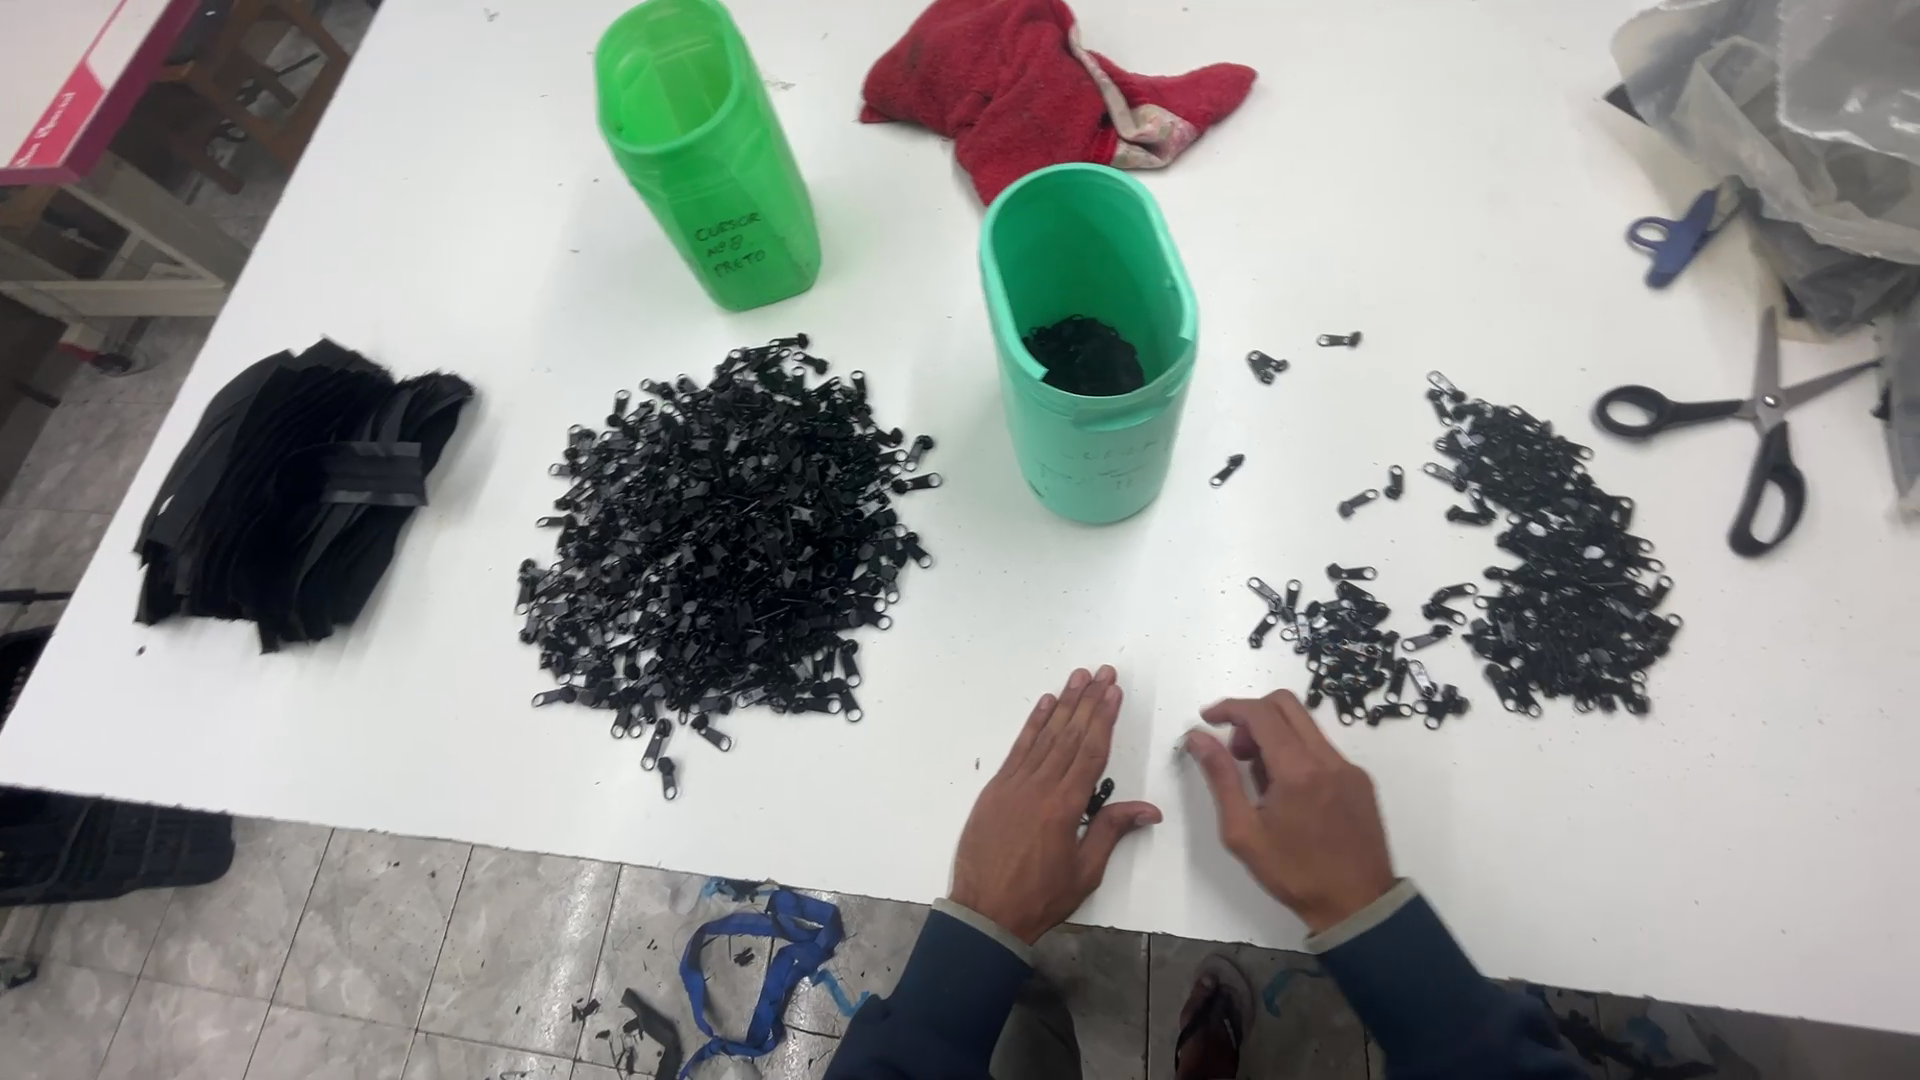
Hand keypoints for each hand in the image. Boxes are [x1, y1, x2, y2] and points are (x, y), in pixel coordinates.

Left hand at [949, 665, 1161, 943]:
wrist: (984, 911)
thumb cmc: (1040, 896)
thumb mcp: (1085, 871)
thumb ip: (1111, 831)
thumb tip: (1149, 809)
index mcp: (1065, 805)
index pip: (1091, 751)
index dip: (1104, 718)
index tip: (1114, 692)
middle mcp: (1040, 785)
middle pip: (1070, 734)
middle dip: (1089, 701)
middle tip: (1103, 672)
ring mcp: (1015, 782)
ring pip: (1046, 735)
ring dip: (1064, 703)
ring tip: (1078, 677)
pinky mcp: (997, 786)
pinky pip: (1019, 747)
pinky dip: (1033, 724)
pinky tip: (1045, 704)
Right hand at [1184, 690, 1394, 933]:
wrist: (1359, 907)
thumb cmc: (1293, 872)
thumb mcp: (1242, 830)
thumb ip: (1220, 776)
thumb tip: (1197, 738)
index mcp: (1298, 770)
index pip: (1260, 713)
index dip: (1228, 708)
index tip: (1207, 720)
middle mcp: (1329, 759)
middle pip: (1285, 704)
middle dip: (1251, 716)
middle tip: (1235, 751)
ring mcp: (1349, 768)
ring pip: (1304, 725)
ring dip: (1273, 735)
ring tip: (1260, 780)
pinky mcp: (1360, 781)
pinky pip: (1321, 748)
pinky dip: (1295, 752)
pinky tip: (1287, 793)